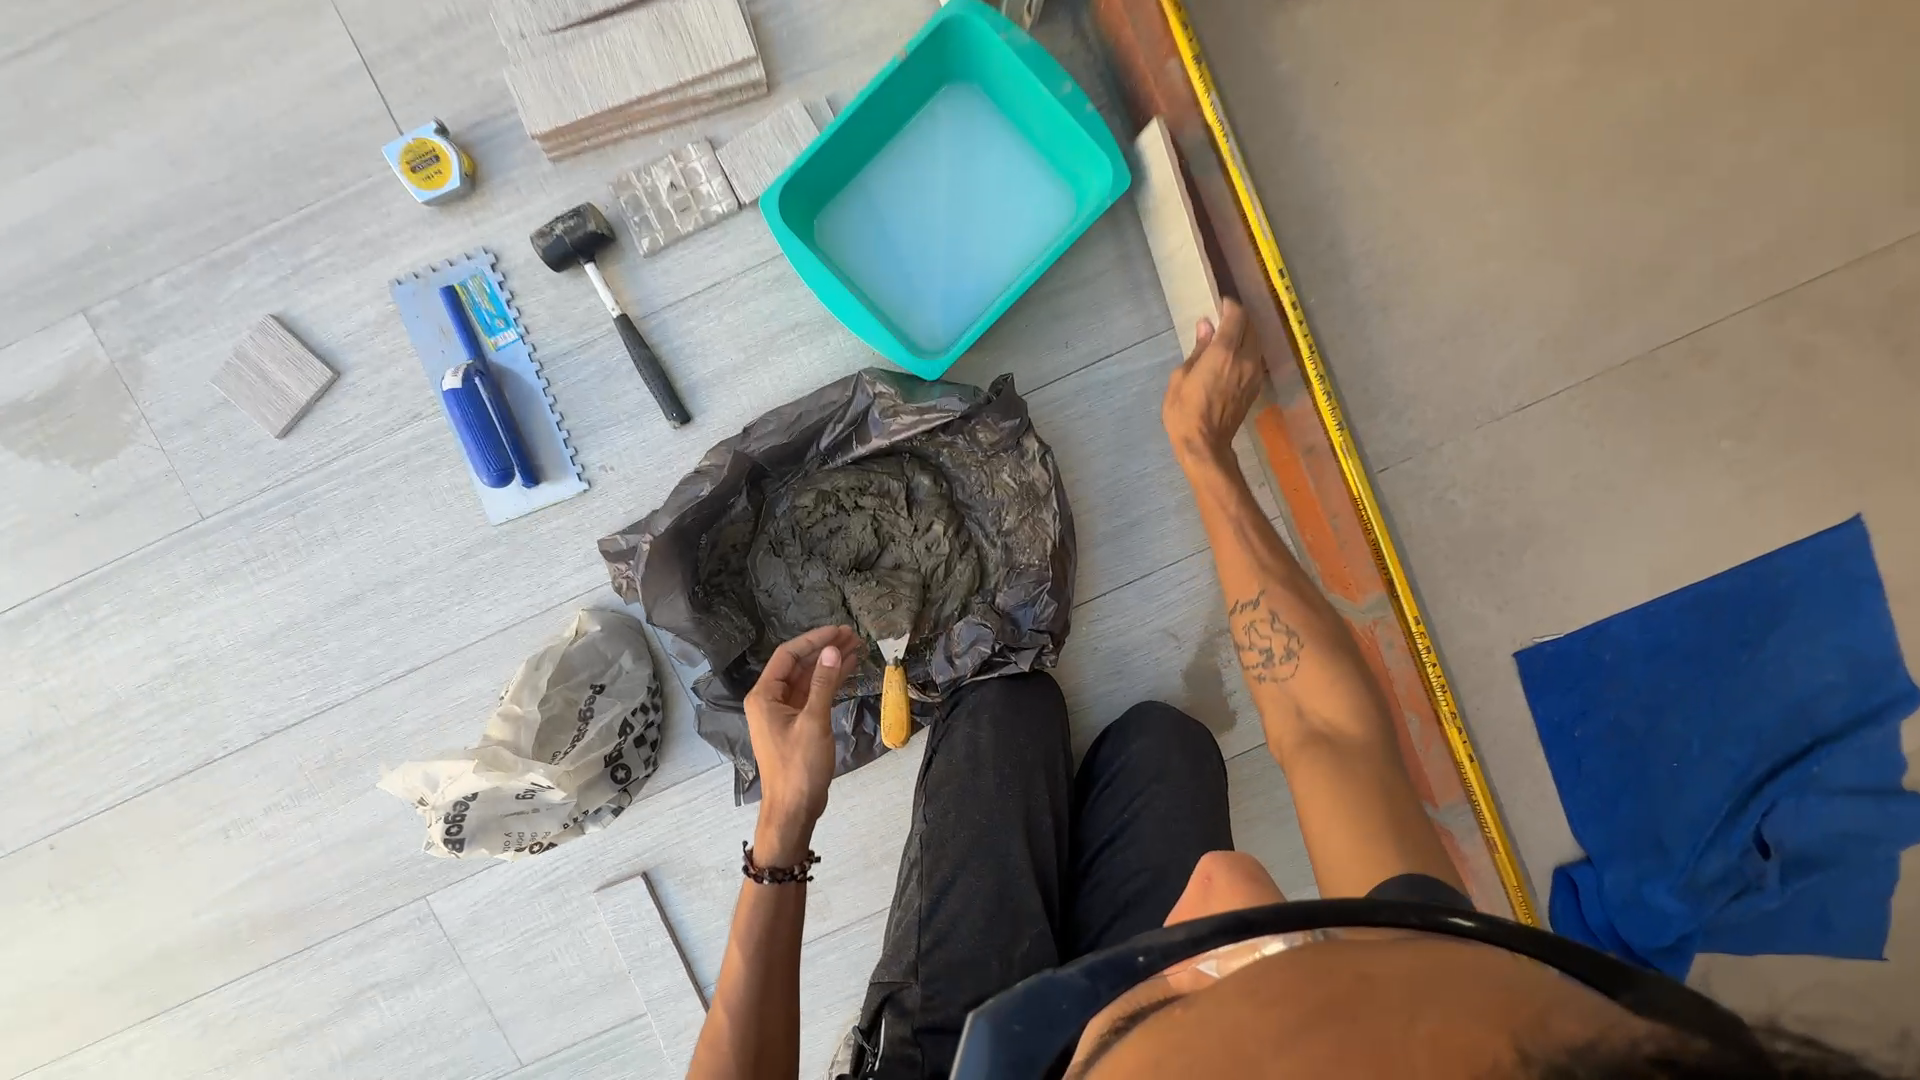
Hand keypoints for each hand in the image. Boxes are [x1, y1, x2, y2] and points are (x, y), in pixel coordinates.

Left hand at [744, 624, 860, 861]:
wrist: (794, 809)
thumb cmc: (799, 766)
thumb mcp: (813, 722)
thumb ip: (823, 684)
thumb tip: (832, 650)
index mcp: (764, 696)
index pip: (788, 655)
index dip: (814, 639)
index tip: (839, 630)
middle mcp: (770, 700)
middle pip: (799, 665)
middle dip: (825, 649)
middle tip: (853, 636)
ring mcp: (784, 713)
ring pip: (808, 679)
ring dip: (830, 664)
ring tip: (857, 647)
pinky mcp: (798, 724)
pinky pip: (813, 695)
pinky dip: (830, 682)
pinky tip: (848, 670)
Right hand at [1162, 299, 1264, 466]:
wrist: (1205, 444)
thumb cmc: (1184, 412)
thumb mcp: (1181, 377)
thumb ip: (1197, 349)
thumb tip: (1206, 327)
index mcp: (1223, 352)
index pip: (1236, 316)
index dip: (1229, 306)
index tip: (1220, 303)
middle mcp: (1245, 358)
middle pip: (1250, 327)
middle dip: (1239, 318)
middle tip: (1224, 319)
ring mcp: (1254, 373)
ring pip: (1256, 342)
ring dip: (1245, 335)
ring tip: (1229, 337)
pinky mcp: (1256, 386)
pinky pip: (1255, 359)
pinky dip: (1247, 351)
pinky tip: (1234, 356)